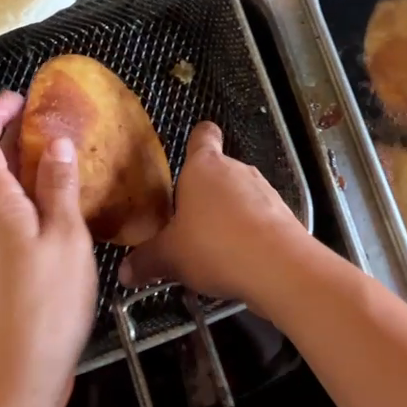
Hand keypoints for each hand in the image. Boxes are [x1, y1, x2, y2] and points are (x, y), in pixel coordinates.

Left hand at [0, 92, 96, 406]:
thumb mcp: (66, 241)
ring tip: (61, 170)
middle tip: (49, 127)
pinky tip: (55, 220)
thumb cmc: (45, 308)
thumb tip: (56, 143)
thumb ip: (59, 189)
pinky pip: (0, 225)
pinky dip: (22, 205)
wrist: (14, 385)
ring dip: (20, 174)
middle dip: (11, 139)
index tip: (18, 97)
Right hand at [118, 122, 308, 308]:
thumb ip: (146, 260)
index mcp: (203, 166)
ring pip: (239, 195)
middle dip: (204, 196)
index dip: (197, 140)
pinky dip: (249, 233)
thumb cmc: (215, 245)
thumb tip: (124, 272)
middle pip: (218, 172)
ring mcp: (263, 189)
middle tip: (187, 226)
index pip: (203, 135)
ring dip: (227, 216)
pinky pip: (258, 217)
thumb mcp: (170, 257)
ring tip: (212, 250)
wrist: (278, 265)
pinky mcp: (282, 213)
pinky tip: (238, 260)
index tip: (189, 154)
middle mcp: (235, 168)